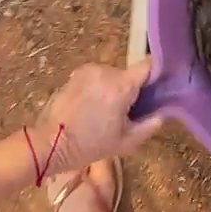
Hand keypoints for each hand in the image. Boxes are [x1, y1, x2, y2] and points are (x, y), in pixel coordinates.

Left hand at [32, 60, 162, 173]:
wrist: (49, 143)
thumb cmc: (89, 146)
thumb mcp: (125, 143)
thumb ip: (148, 126)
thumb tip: (161, 114)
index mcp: (120, 86)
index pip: (149, 65)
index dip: (157, 75)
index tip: (158, 89)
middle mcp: (105, 71)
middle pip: (129, 74)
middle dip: (131, 90)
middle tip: (127, 113)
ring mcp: (87, 71)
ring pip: (112, 77)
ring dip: (113, 90)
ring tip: (105, 114)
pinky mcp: (74, 75)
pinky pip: (96, 79)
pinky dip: (98, 90)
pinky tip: (91, 109)